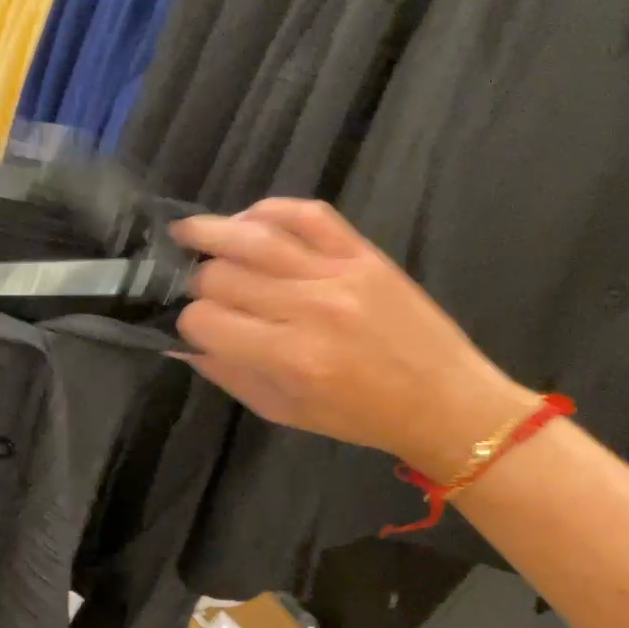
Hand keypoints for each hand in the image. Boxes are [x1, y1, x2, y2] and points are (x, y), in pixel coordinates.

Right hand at [171, 199, 537, 480]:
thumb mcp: (281, 411)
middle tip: (200, 291)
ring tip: (186, 231)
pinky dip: (269, 210)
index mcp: (287, 357)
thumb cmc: (359, 416)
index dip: (188, 324)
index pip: (203, 320)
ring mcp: (337, 275)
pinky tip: (246, 220)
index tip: (197, 330)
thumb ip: (226, 373)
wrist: (447, 403)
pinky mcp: (364, 254)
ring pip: (254, 237)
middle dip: (198, 284)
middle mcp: (308, 310)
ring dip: (210, 231)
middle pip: (220, 276)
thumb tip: (181, 343)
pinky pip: (308, 215)